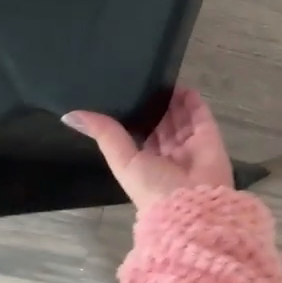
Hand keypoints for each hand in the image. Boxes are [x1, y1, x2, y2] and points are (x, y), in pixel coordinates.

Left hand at [63, 86, 233, 208]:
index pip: (143, 135)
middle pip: (164, 124)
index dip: (138, 117)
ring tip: (163, 79)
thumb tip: (70, 115)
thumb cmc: (153, 186)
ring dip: (174, 102)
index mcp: (148, 162)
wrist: (191, 203)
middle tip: (146, 82)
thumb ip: (105, 135)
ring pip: (182, 119)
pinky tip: (184, 87)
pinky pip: (202, 117)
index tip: (128, 97)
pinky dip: (194, 103)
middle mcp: (171, 153)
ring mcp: (192, 145)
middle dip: (157, 107)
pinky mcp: (211, 138)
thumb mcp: (123, 161)